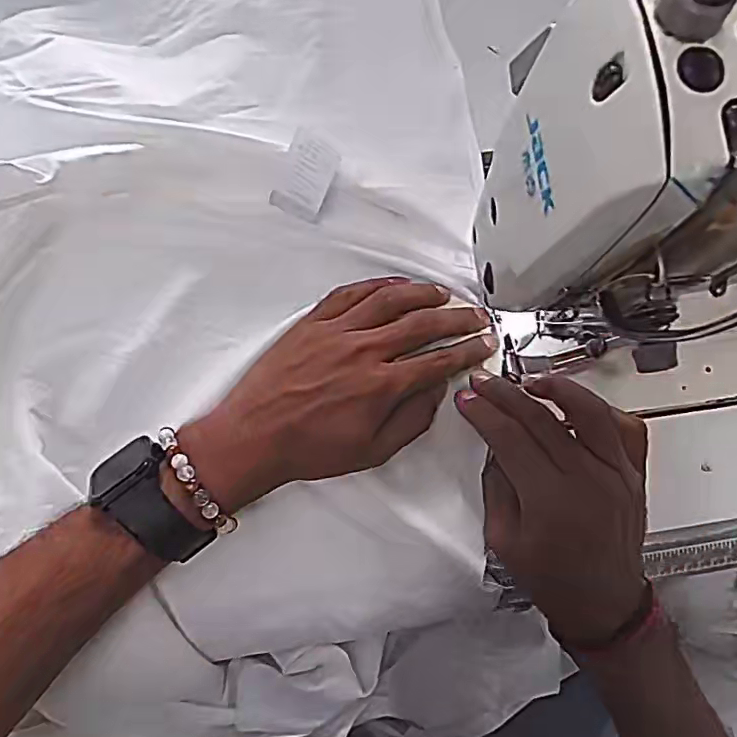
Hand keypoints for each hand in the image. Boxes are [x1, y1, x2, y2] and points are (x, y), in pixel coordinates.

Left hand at [175, 278, 494, 512]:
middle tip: (474, 316)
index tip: (481, 345)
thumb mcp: (372, 451)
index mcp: (380, 385)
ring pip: (390, 299)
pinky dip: (376, 285)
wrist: (254, 437)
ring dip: (422, 293)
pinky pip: (350, 294)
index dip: (467, 350)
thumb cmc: (306, 447)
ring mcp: (336, 333)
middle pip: (423, 322)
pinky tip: (392, 285)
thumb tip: (434, 394)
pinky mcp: (312, 324)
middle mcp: (362, 352)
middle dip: (457, 317)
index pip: (439, 359)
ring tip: (442, 293)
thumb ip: (411, 420)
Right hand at [456, 373, 650, 645]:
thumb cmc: (556, 580)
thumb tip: (494, 446)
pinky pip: (625, 427)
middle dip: (506, 394)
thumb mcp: (504, 539)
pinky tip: (579, 406)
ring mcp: (616, 474)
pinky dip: (601, 409)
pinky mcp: (633, 474)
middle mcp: (588, 481)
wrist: (602, 602)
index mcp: (551, 501)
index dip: (484, 413)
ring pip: (589, 411)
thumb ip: (497, 487)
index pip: (510, 437)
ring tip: (533, 381)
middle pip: (542, 417)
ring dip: (557, 388)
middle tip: (486, 383)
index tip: (469, 401)